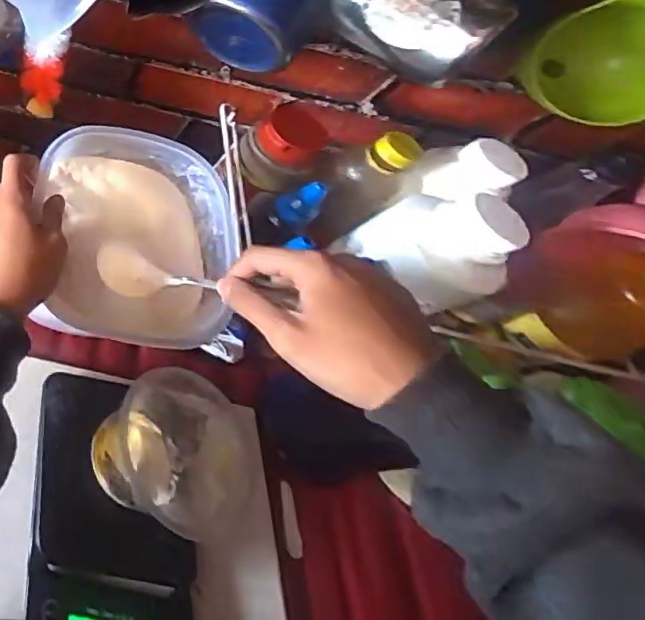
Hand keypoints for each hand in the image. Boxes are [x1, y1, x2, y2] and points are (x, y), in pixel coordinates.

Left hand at [0, 154, 66, 315]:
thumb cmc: (29, 269)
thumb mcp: (54, 244)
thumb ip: (54, 216)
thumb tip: (52, 199)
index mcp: (10, 200)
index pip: (13, 163)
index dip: (29, 162)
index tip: (43, 176)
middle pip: (8, 187)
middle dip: (28, 192)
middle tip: (46, 210)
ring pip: (2, 208)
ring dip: (18, 213)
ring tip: (36, 234)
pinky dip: (8, 229)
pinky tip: (20, 252)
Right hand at [220, 247, 439, 410]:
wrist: (419, 388)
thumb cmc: (345, 361)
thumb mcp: (288, 338)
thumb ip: (251, 306)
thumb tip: (225, 283)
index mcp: (313, 265)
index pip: (259, 255)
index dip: (237, 272)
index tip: (229, 295)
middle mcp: (340, 258)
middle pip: (289, 262)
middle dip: (268, 284)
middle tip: (258, 314)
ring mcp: (368, 271)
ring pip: (318, 273)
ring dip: (297, 291)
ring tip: (293, 321)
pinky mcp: (389, 288)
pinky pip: (345, 284)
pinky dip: (327, 296)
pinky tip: (331, 324)